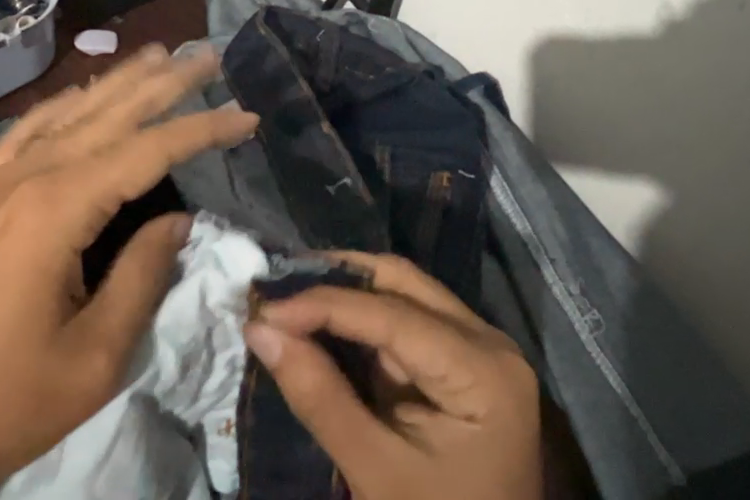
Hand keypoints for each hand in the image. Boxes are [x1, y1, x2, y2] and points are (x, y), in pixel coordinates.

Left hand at [0, 45, 257, 499]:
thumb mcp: (93, 357)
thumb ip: (143, 277)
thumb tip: (180, 221)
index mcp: (58, 208)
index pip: (148, 149)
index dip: (203, 129)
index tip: (249, 115)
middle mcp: (27, 176)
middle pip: (109, 111)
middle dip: (164, 81)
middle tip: (210, 55)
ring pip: (69, 112)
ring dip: (117, 82)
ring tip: (157, 56)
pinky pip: (31, 132)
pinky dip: (66, 105)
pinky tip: (79, 101)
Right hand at [244, 252, 542, 499]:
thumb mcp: (376, 471)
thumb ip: (320, 397)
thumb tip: (260, 330)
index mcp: (483, 371)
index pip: (392, 314)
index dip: (323, 304)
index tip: (262, 310)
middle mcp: (488, 343)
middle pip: (402, 284)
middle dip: (334, 278)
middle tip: (272, 288)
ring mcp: (478, 350)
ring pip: (403, 293)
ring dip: (344, 292)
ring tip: (286, 299)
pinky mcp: (461, 364)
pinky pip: (405, 321)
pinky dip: (359, 319)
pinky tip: (318, 321)